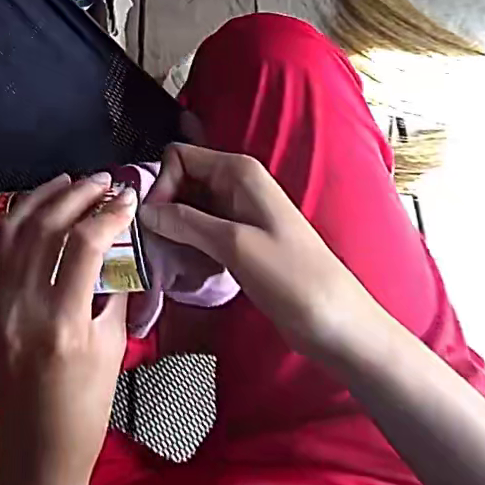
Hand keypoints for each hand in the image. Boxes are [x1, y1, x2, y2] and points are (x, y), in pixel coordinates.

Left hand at [0, 172, 137, 484]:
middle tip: (101, 180)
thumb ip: (112, 297)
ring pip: (12, 232)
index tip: (127, 197)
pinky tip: (12, 218)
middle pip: (47, 227)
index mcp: (63, 321)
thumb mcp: (112, 352)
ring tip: (64, 182)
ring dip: (39, 199)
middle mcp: (24, 305)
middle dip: (77, 194)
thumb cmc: (83, 412)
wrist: (35, 452)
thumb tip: (116, 251)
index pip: (85, 244)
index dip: (109, 213)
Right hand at [138, 143, 383, 363]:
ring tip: (167, 255)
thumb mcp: (234, 245)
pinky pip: (197, 227)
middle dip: (163, 206)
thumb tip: (142, 210)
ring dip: (172, 226)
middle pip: (179, 179)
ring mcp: (236, 210)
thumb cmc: (295, 279)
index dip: (162, 182)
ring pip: (185, 205)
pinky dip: (185, 241)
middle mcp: (235, 183)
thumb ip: (184, 222)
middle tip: (154, 239)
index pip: (179, 155)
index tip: (155, 218)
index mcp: (238, 171)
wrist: (342, 329)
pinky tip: (184, 263)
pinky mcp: (236, 237)